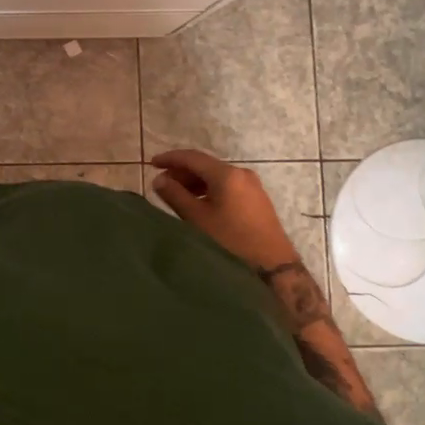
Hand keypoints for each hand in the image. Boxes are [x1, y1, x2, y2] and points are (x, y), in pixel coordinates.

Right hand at [150, 149, 299, 270]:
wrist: (273, 267)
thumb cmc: (230, 241)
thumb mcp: (197, 219)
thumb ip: (175, 195)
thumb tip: (158, 180)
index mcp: (227, 174)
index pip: (192, 157)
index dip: (170, 158)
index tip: (151, 164)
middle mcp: (241, 173)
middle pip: (205, 165)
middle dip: (182, 172)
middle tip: (162, 183)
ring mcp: (252, 186)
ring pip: (217, 176)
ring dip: (195, 182)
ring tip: (177, 195)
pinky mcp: (257, 200)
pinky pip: (227, 186)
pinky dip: (209, 190)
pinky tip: (199, 204)